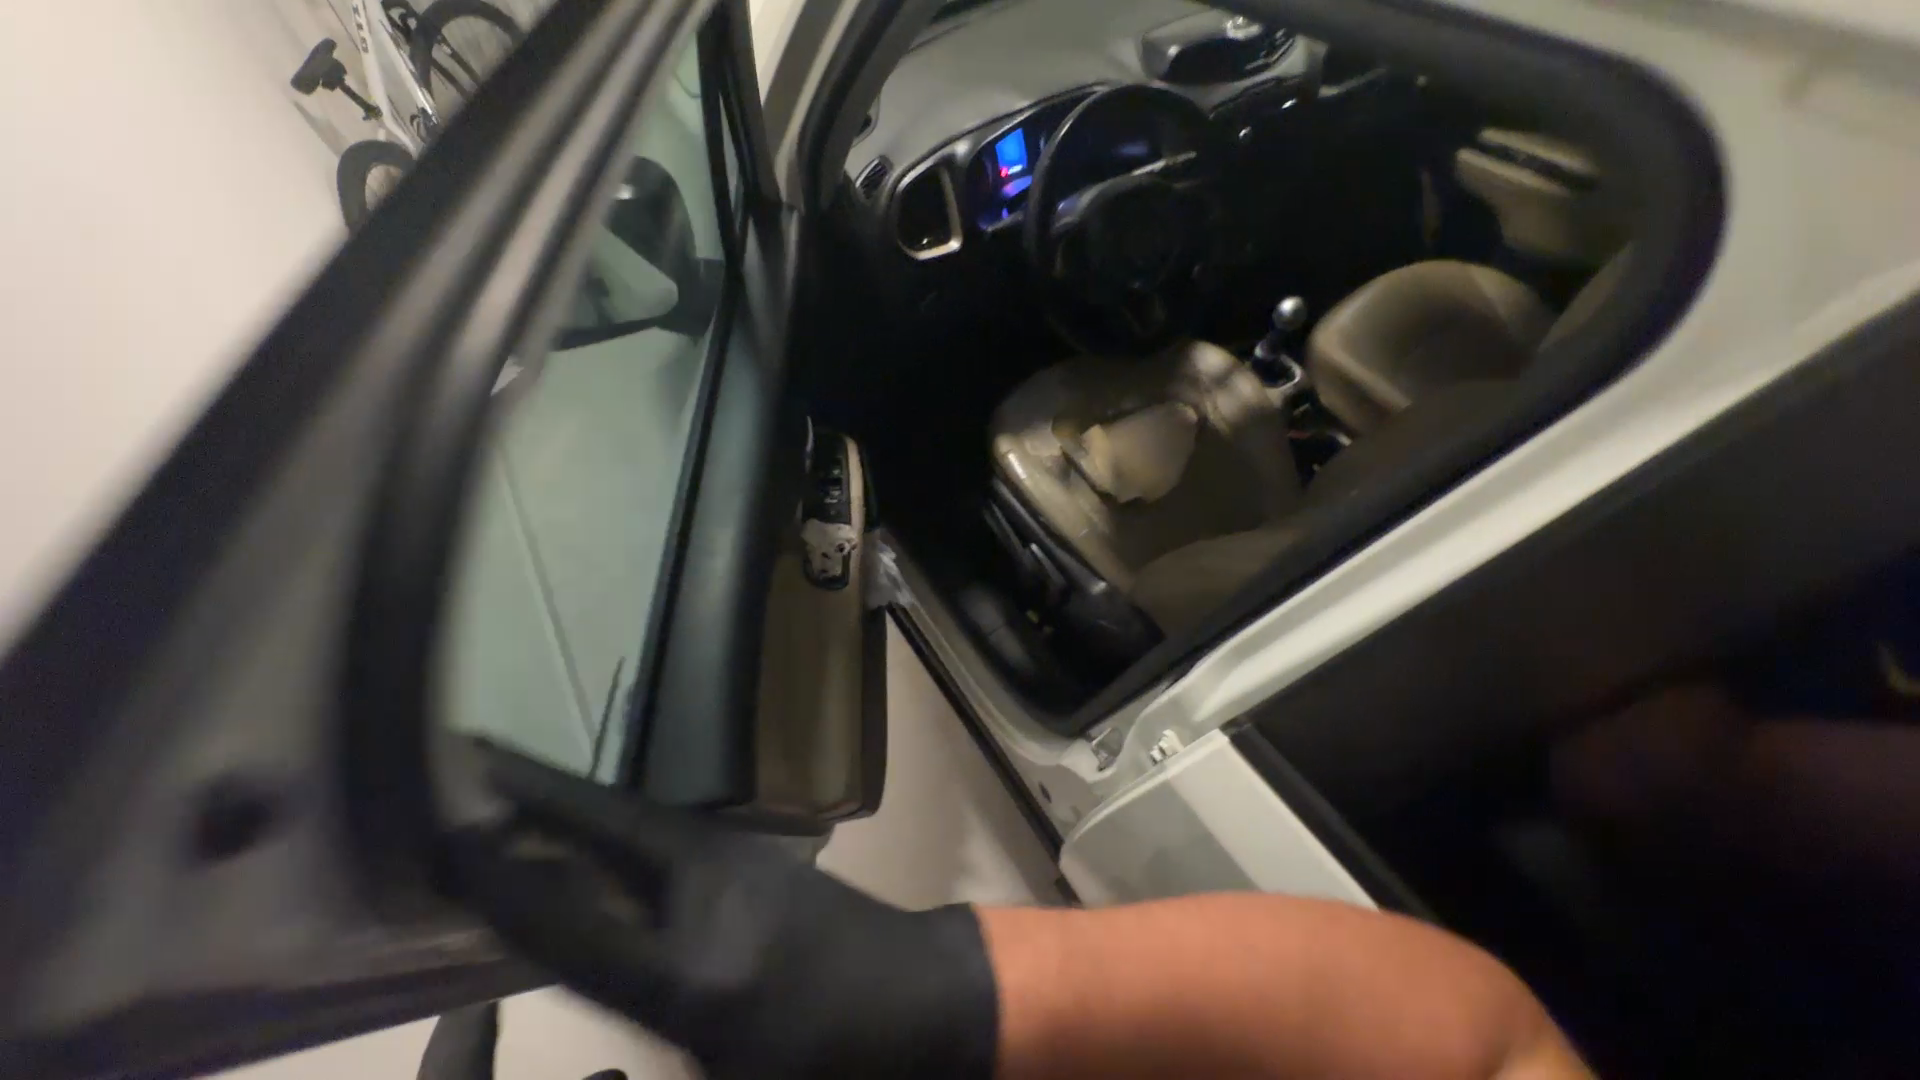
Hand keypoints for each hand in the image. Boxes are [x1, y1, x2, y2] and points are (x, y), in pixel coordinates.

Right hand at [441, 747, 998, 1079]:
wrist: (924, 1001)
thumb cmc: (830, 1066)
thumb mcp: (726, 1073)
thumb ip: (638, 1057)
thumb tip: (570, 956)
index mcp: (692, 974)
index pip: (569, 923)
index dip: (497, 881)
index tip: (436, 836)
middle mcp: (708, 891)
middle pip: (604, 827)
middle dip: (531, 792)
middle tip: (463, 757)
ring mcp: (740, 858)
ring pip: (634, 822)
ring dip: (570, 804)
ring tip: (504, 787)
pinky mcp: (756, 852)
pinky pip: (662, 833)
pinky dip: (610, 824)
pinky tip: (584, 834)